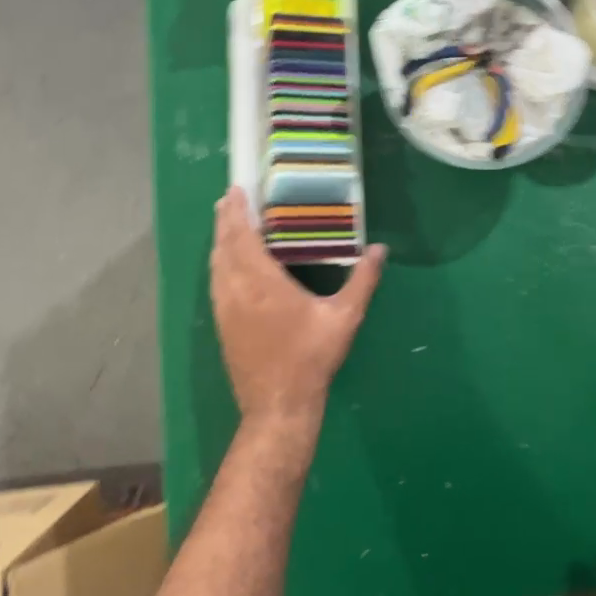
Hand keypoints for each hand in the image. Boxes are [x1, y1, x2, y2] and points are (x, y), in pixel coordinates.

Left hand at [210, 188, 386, 426]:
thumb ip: (363, 280)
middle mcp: (236, 290)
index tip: (235, 190)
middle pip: (224, 246)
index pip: (242, 236)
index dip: (237, 211)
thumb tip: (380, 249)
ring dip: (219, 240)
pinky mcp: (222, 324)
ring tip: (225, 222)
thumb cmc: (311, 358)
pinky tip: (225, 263)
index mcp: (262, 282)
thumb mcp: (344, 318)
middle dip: (224, 219)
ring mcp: (225, 309)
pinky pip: (215, 283)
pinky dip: (218, 263)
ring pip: (216, 265)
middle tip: (228, 198)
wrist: (278, 405)